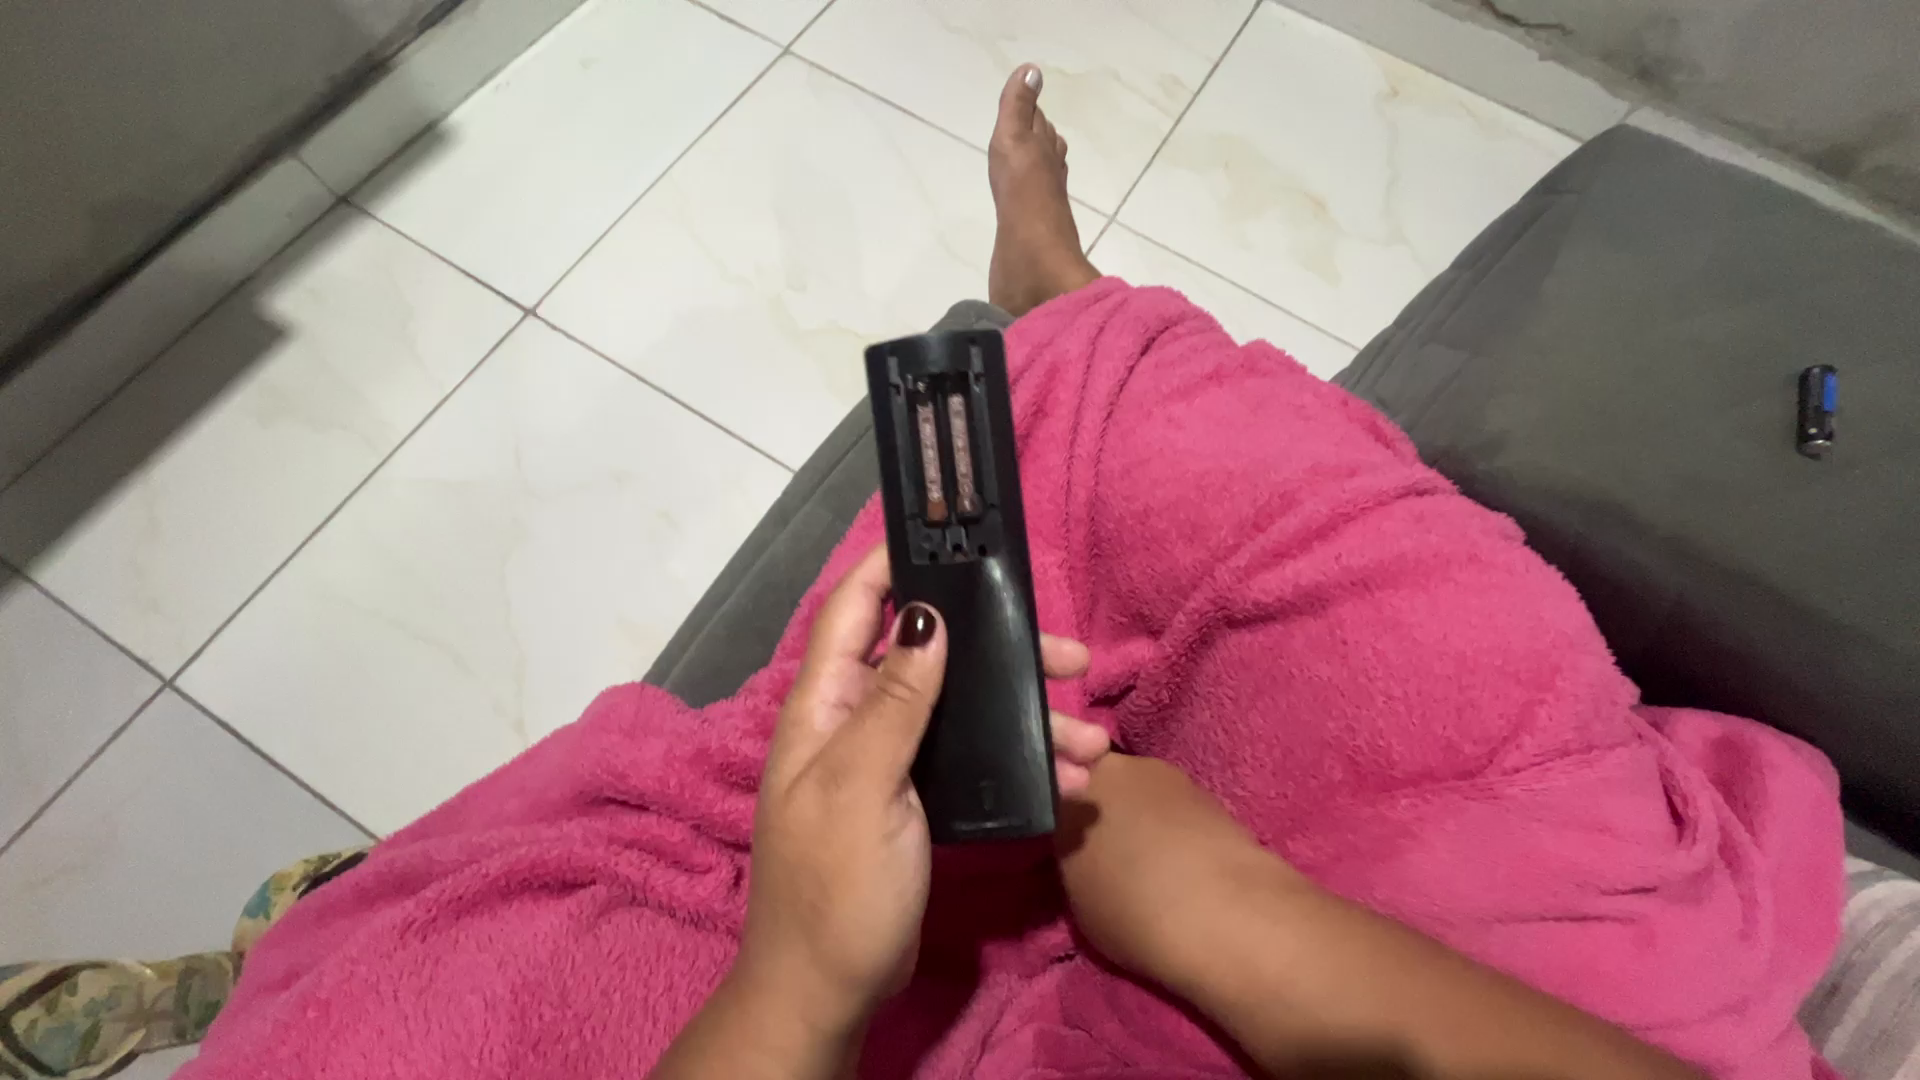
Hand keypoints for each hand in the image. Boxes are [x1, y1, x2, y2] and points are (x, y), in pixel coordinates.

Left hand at [737, 545, 1109, 1031]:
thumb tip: (925, 618)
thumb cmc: (835, 884)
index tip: (946, 539)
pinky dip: (1022, 762)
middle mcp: (858, 718)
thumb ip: (895, 701)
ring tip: (1094, 739)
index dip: (892, 567)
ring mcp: (893, 758)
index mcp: (826, 703)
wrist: (833, 989)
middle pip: (933, 656)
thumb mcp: (863, 786)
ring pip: (967, 709)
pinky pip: (978, 758)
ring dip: (1028, 717)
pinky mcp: (923, 795)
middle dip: (1001, 652)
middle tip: (1070, 655)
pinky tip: (1072, 778)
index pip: (853, 610)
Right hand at [1055, 754, 1292, 997]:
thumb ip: (1075, 859)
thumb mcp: (1078, 895)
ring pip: (1137, 789)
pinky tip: (1182, 859)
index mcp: (1067, 793)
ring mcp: (1158, 772)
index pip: (1051, 791)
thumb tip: (1086, 851)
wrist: (1223, 912)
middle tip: (1107, 850)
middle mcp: (1109, 768)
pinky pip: (1172, 803)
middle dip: (1101, 808)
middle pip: (1097, 781)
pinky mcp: (1201, 787)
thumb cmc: (1134, 911)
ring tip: (1150, 859)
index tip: (1068, 844)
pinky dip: (1173, 824)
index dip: (1061, 816)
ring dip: (1140, 814)